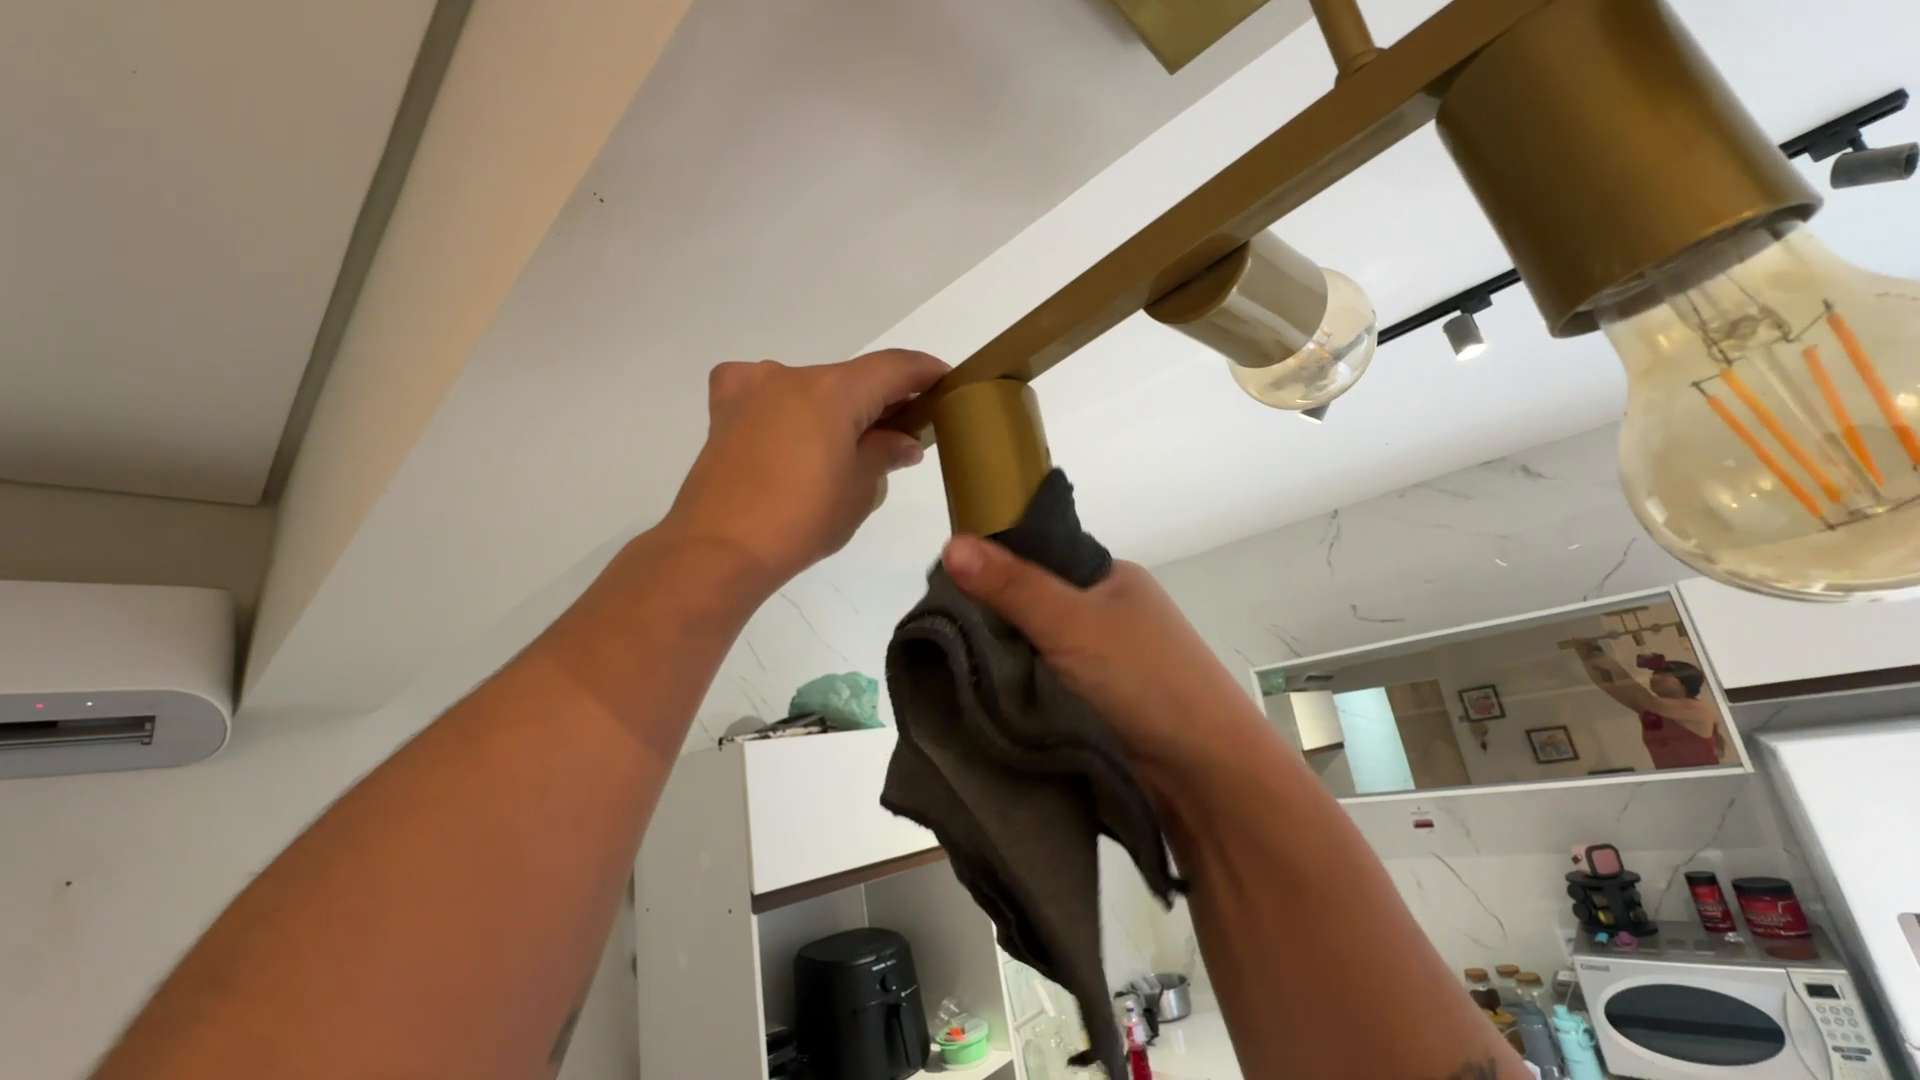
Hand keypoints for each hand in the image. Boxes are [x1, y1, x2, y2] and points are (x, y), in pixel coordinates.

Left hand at [663, 350, 947, 590]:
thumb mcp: (859, 490)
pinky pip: (762, 392)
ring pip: (809, 387)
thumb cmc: (802, 520)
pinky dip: (784, 404)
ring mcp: (752, 389)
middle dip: (880, 402)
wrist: (719, 548)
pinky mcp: (723, 411)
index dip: (926, 373)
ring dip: (834, 408)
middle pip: (851, 378)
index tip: (947, 383)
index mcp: (835, 389)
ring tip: (846, 446)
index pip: (895, 367)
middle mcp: (792, 375)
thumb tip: (904, 441)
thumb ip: (885, 453)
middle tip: (903, 434)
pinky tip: (786, 427)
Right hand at [940, 534, 1266, 789]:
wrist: (1205, 769)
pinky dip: (1026, 693)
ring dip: (1010, 663)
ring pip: (1042, 652)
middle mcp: (1113, 614)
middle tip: (943, 637)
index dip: (996, 569)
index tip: (945, 589)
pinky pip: (1052, 687)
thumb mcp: (1070, 622)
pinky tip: (991, 700)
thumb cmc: (1143, 679)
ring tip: (956, 670)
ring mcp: (1112, 662)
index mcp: (1112, 578)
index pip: (1042, 559)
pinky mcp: (1105, 704)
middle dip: (996, 623)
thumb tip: (951, 542)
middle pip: (1038, 607)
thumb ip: (1012, 586)